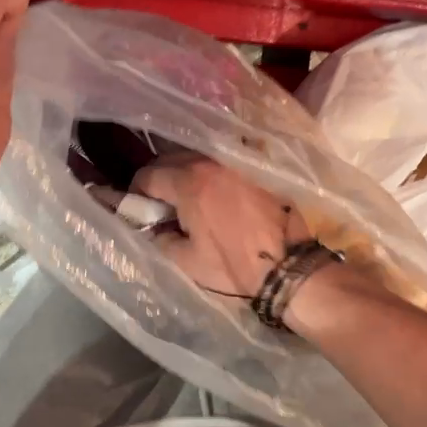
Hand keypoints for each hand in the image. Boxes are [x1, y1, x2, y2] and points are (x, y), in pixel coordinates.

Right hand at [131, 154, 309, 299]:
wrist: (290, 269)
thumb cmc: (235, 266)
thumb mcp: (187, 261)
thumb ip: (161, 239)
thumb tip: (154, 228)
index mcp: (189, 182)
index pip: (148, 175)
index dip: (136, 193)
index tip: (138, 208)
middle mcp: (211, 162)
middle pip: (171, 159)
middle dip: (160, 179)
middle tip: (161, 204)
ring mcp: (237, 162)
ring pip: (198, 157)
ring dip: (186, 173)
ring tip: (190, 198)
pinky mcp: (258, 169)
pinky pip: (223, 163)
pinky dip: (212, 173)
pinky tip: (217, 194)